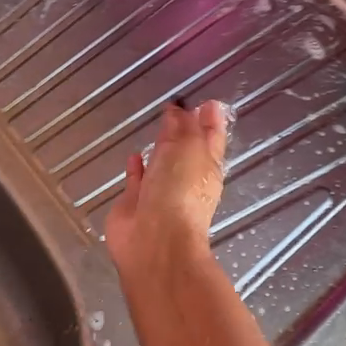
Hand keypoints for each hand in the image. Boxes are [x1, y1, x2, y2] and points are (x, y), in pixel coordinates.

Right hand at [107, 101, 230, 277]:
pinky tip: (134, 155)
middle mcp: (187, 180)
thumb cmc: (179, 192)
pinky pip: (138, 180)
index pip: (211, 138)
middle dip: (186, 131)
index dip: (211, 121)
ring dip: (162, 149)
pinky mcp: (136, 204)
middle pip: (188, 150)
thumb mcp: (187, 149)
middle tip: (181, 109)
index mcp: (207, 167)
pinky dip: (137, 167)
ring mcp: (161, 193)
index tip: (209, 103)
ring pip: (163, 165)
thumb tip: (179, 109)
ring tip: (158, 128)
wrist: (154, 242)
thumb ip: (182, 127)